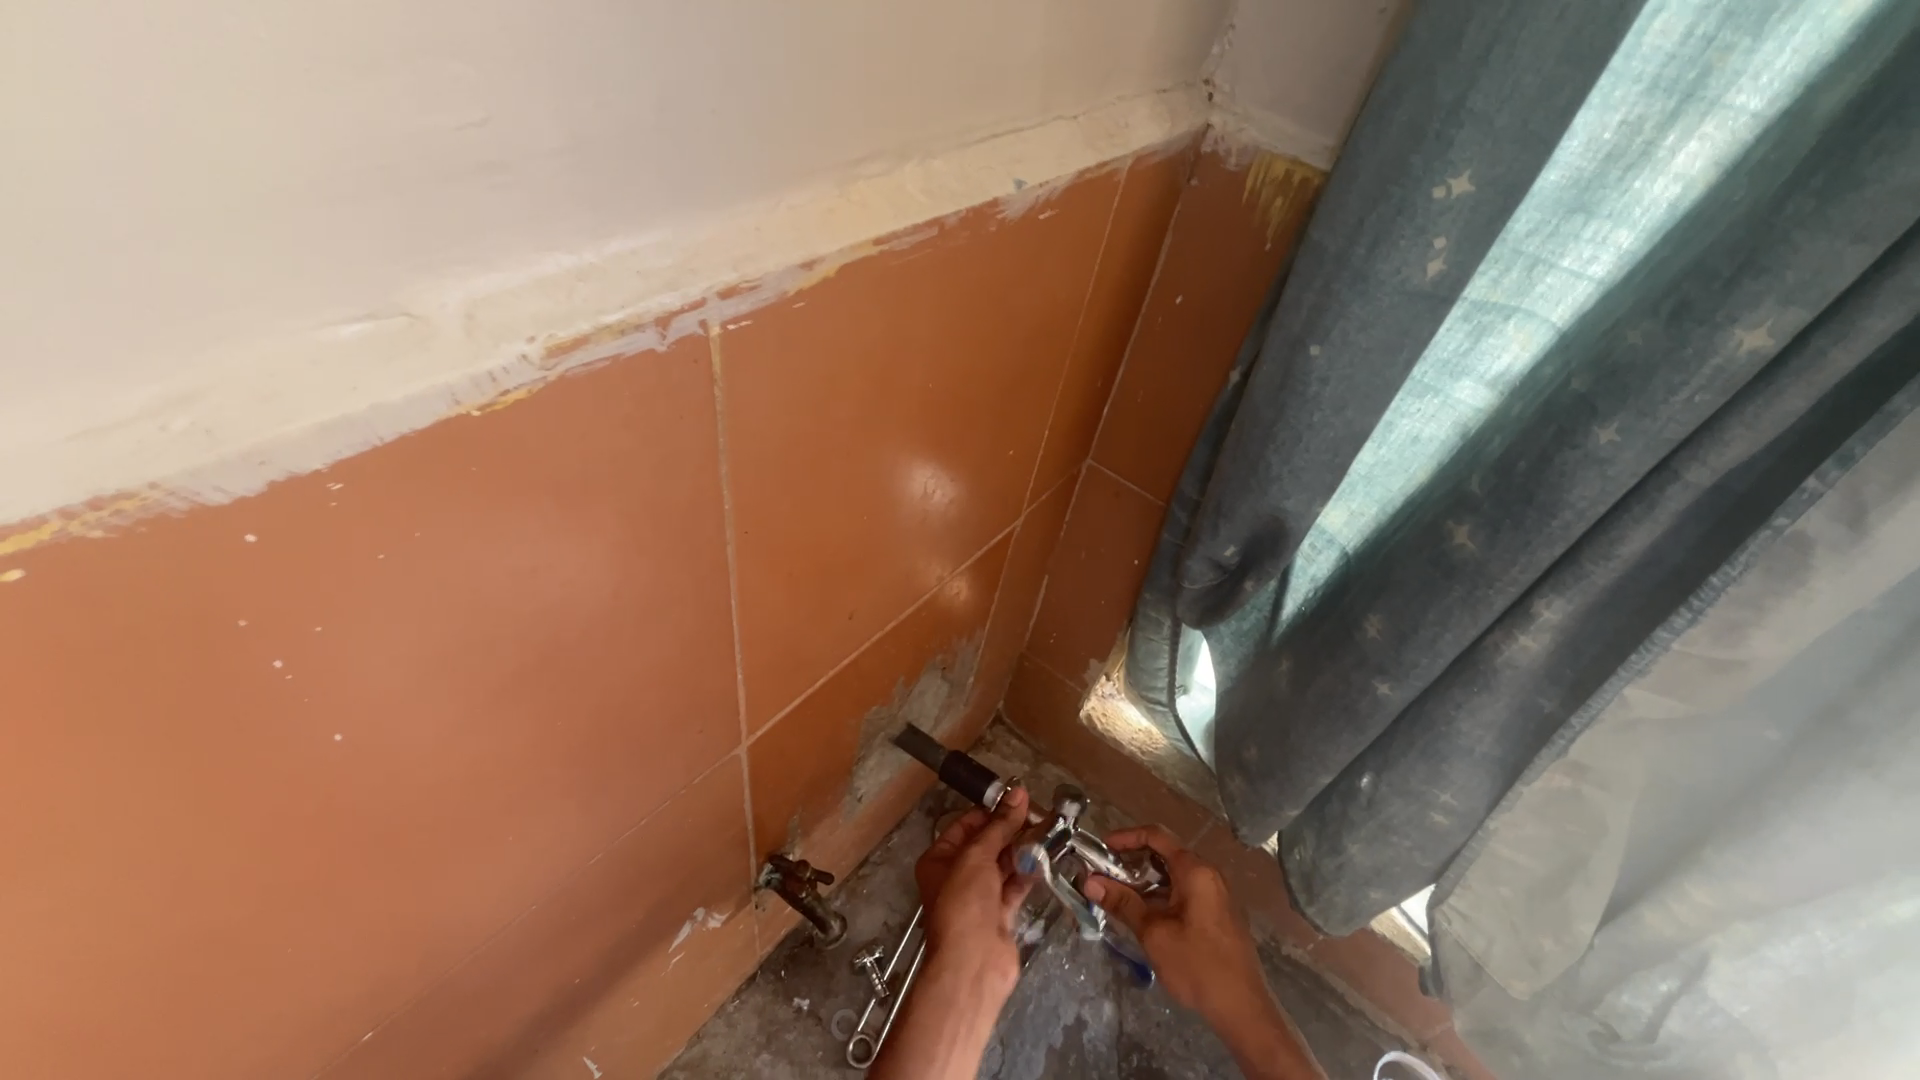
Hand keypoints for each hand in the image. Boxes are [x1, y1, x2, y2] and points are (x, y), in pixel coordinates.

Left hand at [914, 786, 1034, 995]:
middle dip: (1010, 831)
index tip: (1016, 799)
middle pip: (986, 846)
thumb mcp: (978, 856)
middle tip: (1039, 814)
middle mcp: (956, 877)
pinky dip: (1028, 874)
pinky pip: (1014, 887)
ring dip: (1022, 851)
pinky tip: (1045, 859)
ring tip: (1048, 832)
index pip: (965, 826)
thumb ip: (1000, 825)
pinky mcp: (999, 915)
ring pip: (1003, 866)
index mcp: (939, 860)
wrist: (973, 964)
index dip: (989, 812)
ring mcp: (978, 898)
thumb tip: (1017, 793)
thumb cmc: (964, 903)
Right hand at [1081, 824, 1262, 1019]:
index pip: (1156, 836)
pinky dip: (1161, 895)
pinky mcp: (1217, 914)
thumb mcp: (1153, 933)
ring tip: (1119, 896)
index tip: (1102, 848)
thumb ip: (1122, 902)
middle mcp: (1209, 875)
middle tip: (1105, 874)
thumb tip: (1089, 881)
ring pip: (1174, 875)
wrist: (1243, 1009)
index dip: (1126, 837)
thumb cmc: (1197, 965)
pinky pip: (1184, 892)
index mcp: (1195, 871)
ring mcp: (1216, 895)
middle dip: (1133, 860)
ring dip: (1146, 881)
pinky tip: (1144, 915)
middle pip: (1165, 854)